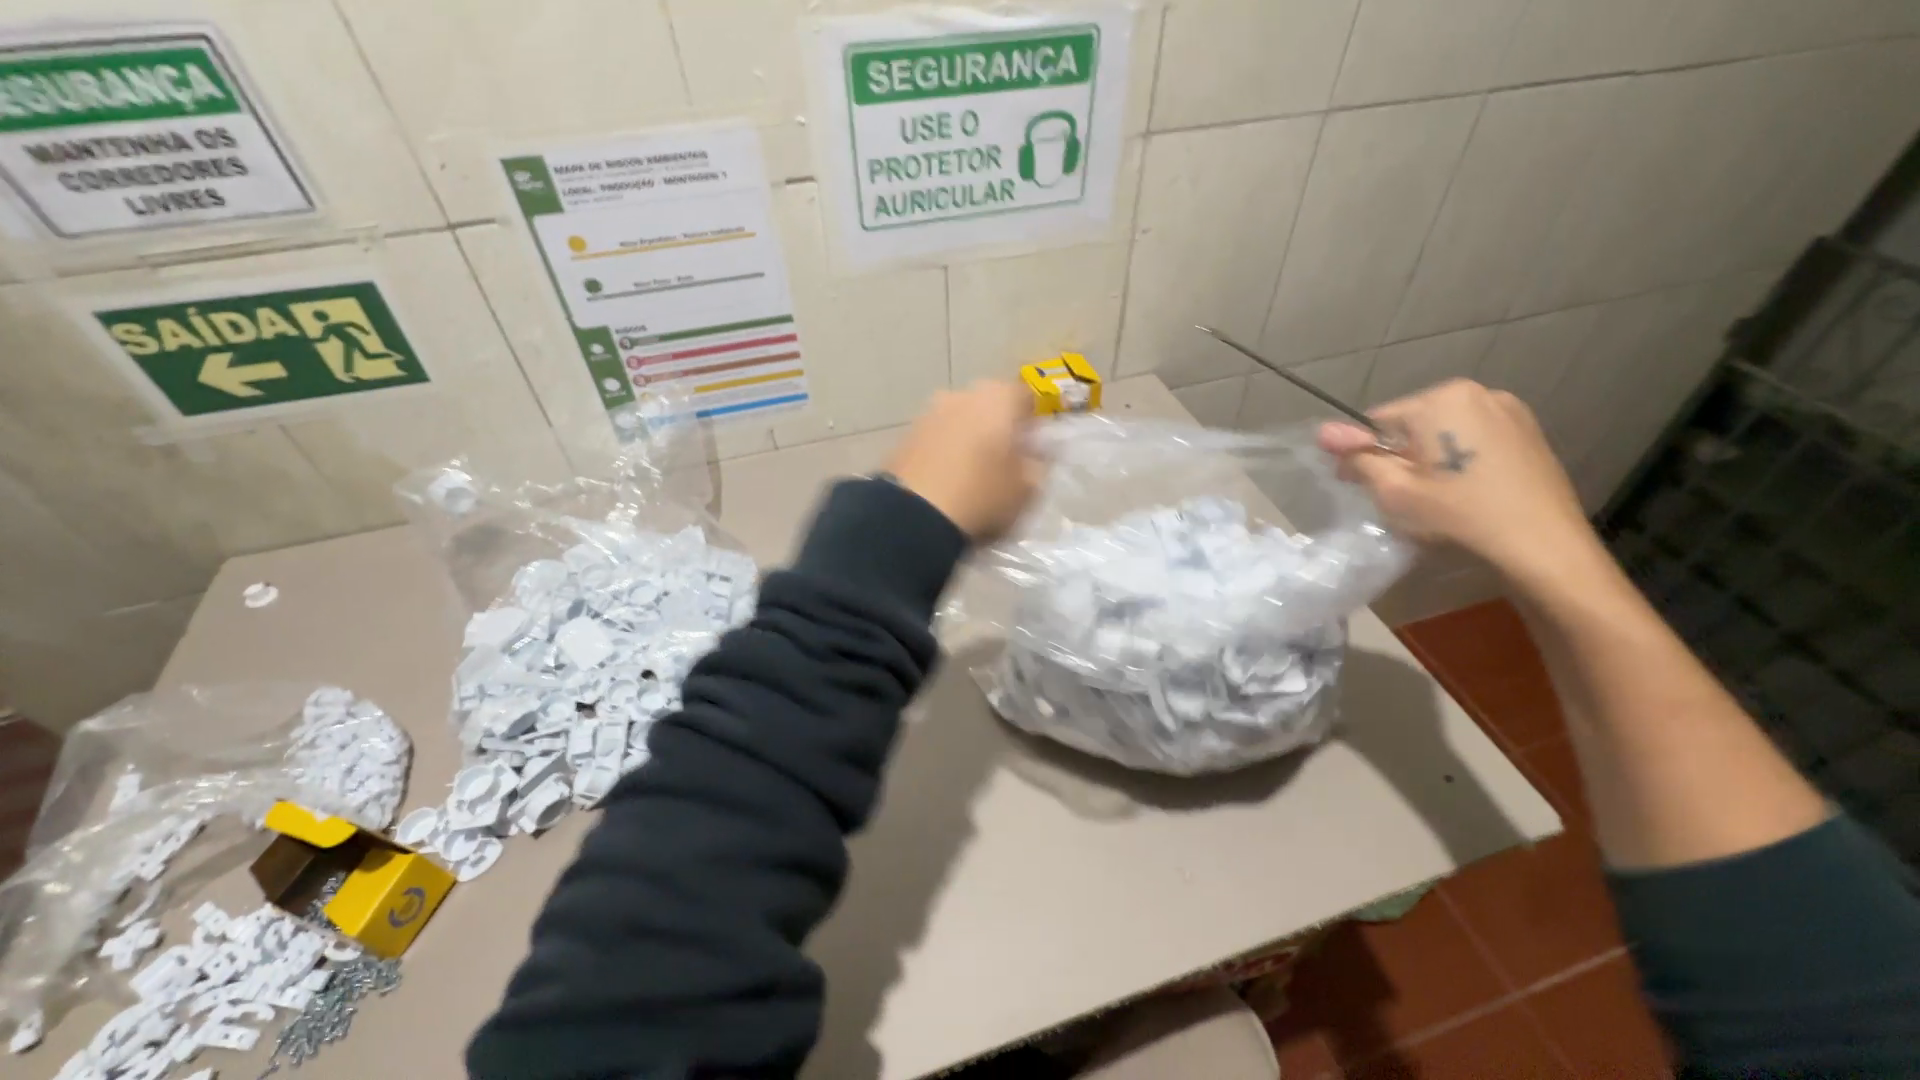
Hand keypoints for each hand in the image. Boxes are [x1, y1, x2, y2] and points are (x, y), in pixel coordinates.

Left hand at [887, 381, 1041, 541]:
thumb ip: (1040, 463)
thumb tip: (1038, 451)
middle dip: (999, 428)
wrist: (913, 516)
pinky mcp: (906, 435)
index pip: (1027, 397)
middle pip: (990, 405)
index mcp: (999, 397)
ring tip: (973, 475)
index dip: (1034, 422)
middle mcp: (962, 393)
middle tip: (1006, 462)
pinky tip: (947, 480)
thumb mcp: (1028, 487)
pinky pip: (937, 438)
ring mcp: (929, 412)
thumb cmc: (982, 495)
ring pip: (961, 420)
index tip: (1035, 449)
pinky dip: (945, 452)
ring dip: (970, 439)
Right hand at [1318, 379, 1600, 579]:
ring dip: (1434, 457)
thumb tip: (1324, 432)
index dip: (1367, 455)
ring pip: (1446, 430)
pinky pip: (1476, 438)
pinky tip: (1471, 491)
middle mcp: (1476, 392)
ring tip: (1441, 497)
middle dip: (1403, 454)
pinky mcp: (1530, 431)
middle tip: (1408, 498)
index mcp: (1440, 399)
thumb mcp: (1394, 491)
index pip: (1378, 421)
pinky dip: (1464, 459)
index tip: (1369, 488)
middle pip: (1415, 422)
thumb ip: (1358, 457)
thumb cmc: (1459, 515)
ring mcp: (1509, 409)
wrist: (1542, 545)